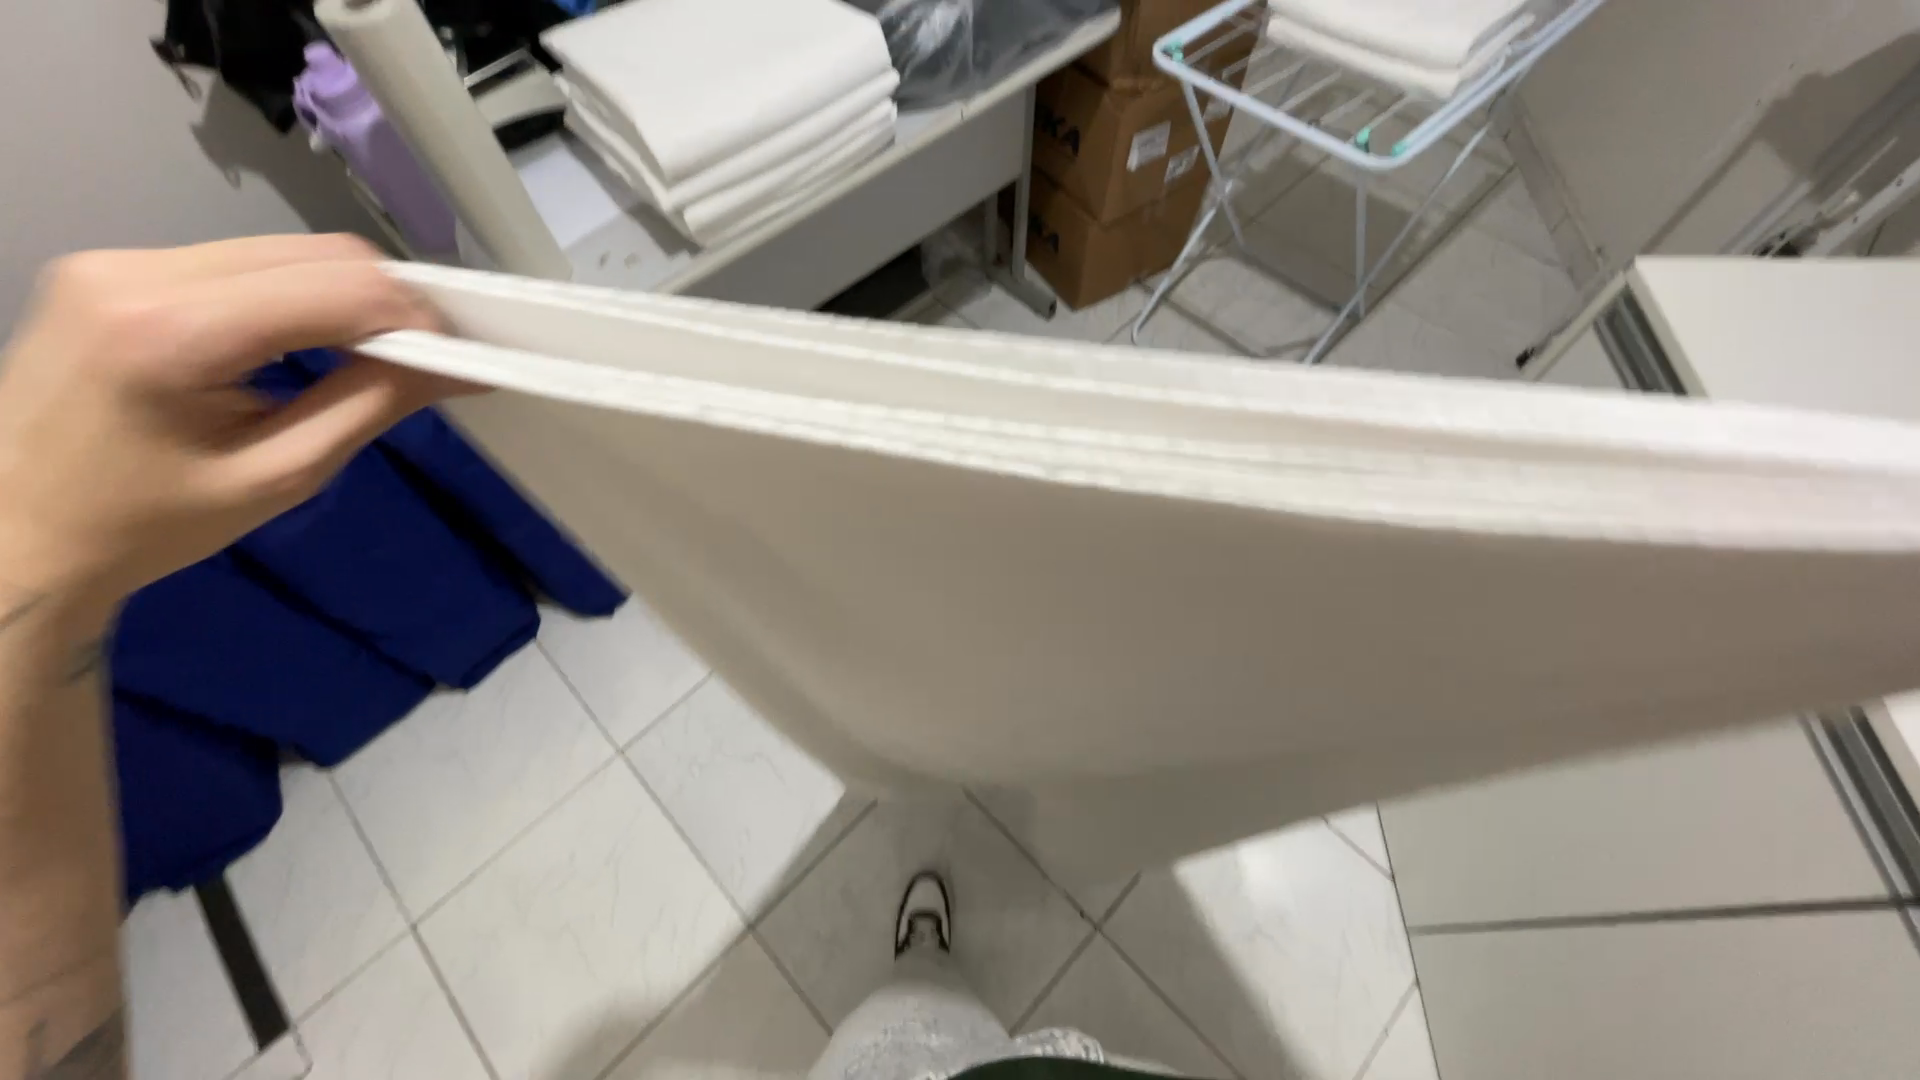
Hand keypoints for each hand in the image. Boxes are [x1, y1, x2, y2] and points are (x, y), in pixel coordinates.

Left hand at [0, 235, 462, 620]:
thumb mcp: (285, 472)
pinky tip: (321, 340)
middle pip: (319, 254)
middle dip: (394, 303)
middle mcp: (139, 271)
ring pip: (290, 251)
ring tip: (381, 354)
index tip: (459, 362)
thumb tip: (463, 366)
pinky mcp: (122, 268)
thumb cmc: (153, 521)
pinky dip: (310, 295)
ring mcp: (122, 261)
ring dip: (355, 297)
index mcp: (172, 330)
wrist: (16, 526)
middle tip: (430, 359)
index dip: (417, 319)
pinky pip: (251, 261)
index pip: (337, 287)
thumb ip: (376, 404)